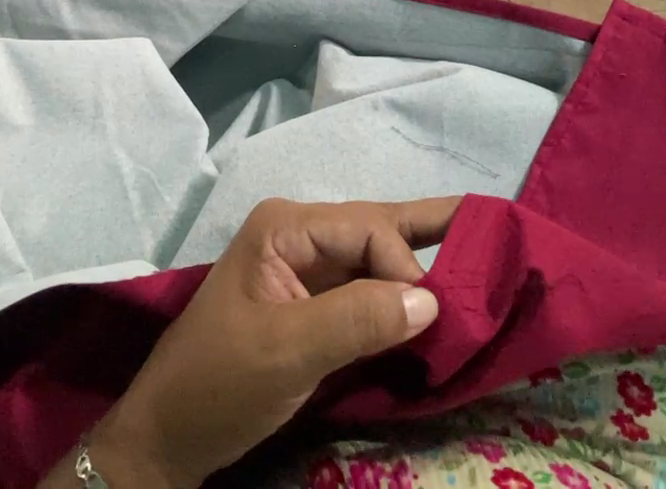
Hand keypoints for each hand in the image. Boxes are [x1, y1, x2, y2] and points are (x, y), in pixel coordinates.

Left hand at [90, 197, 460, 488]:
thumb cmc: (218, 384)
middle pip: (379, 232)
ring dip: (421, 269)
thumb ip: (357, 319)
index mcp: (287, 227)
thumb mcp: (286, 352)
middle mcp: (300, 236)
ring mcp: (306, 270)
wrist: (168, 437)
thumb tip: (433, 298)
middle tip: (497, 237)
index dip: (406, 268)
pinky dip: (402, 299)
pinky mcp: (313, 305)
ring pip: (378, 259)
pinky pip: (368, 292)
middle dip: (432, 239)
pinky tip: (439, 300)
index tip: (431, 318)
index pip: (370, 229)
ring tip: (483, 258)